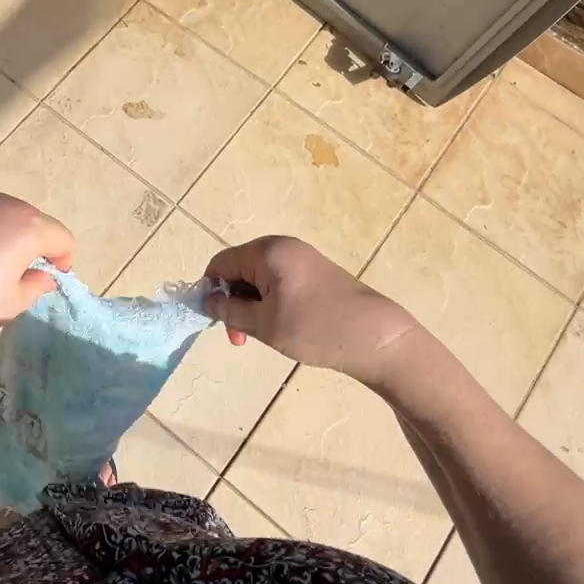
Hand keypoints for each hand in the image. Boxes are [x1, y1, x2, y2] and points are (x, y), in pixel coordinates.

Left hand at [0, 193, 75, 370]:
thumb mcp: (8, 305)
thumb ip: (36, 287)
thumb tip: (45, 276)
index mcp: (27, 225)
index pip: (62, 238)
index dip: (63, 261)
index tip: (49, 280)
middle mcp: (4, 202)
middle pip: (34, 222)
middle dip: (35, 247)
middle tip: (18, 277)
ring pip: (4, 215)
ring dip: (7, 236)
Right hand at [205, 236, 421, 386]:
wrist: (376, 337)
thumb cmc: (315, 329)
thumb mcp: (263, 324)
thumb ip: (229, 311)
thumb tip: (207, 301)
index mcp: (267, 251)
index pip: (220, 263)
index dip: (210, 291)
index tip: (217, 322)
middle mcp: (282, 246)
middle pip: (238, 269)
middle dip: (233, 302)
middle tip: (240, 337)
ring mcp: (301, 257)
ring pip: (258, 278)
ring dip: (251, 305)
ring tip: (261, 335)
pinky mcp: (315, 271)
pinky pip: (277, 281)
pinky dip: (270, 302)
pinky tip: (280, 325)